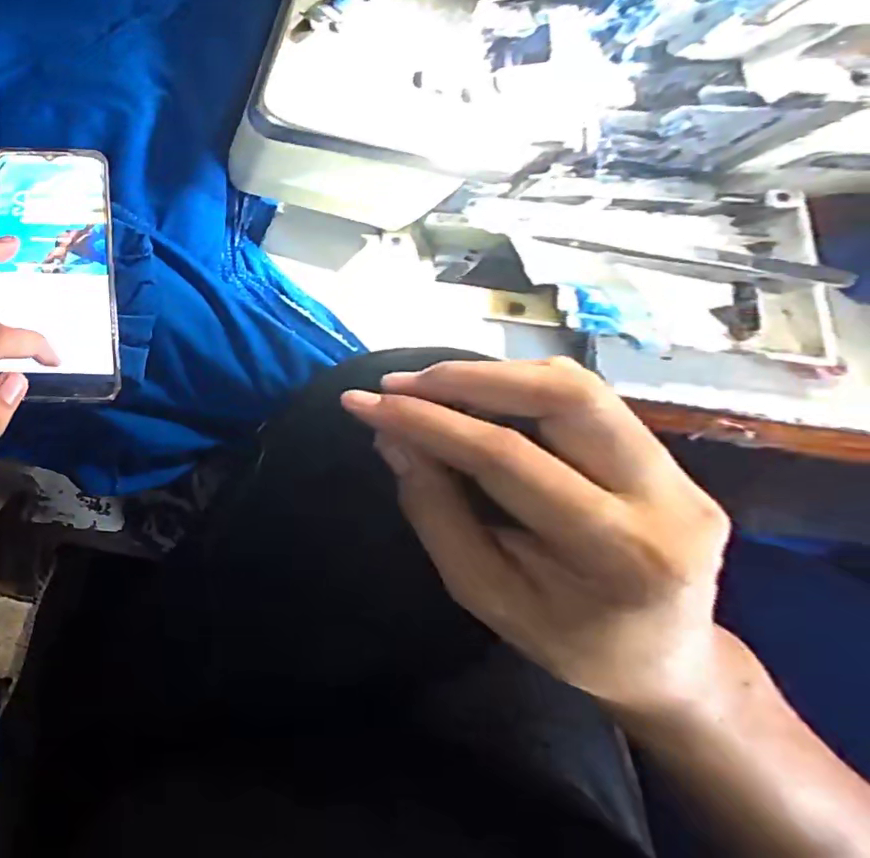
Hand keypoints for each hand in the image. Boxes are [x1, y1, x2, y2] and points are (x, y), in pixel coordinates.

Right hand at [341, 357, 731, 714]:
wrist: (666, 664)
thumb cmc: (560, 635)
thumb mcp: (478, 587)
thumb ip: (434, 509)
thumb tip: (391, 437)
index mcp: (618, 551)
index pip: (506, 457)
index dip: (423, 420)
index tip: (359, 402)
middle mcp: (666, 501)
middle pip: (567, 398)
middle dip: (467, 378)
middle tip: (395, 384)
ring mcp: (680, 475)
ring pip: (579, 387)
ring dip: (488, 374)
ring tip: (423, 386)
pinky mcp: (668, 460)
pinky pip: (584, 399)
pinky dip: (513, 386)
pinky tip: (469, 399)